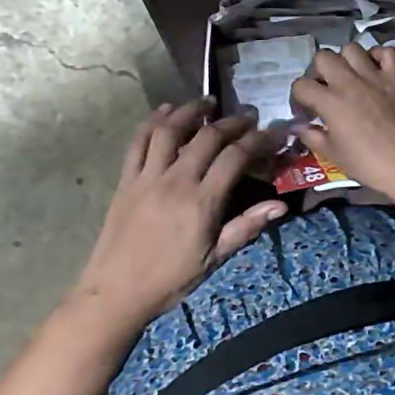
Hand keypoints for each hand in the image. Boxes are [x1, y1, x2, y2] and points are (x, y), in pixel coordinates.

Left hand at [72, 100, 285, 326]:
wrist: (115, 292)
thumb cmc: (169, 280)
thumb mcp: (213, 259)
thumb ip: (245, 227)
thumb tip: (280, 205)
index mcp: (201, 203)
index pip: (235, 158)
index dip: (258, 140)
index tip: (273, 131)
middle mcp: (175, 182)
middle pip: (207, 137)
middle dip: (232, 122)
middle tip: (248, 116)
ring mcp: (147, 177)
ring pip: (169, 130)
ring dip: (190, 110)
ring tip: (208, 102)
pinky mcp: (126, 180)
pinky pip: (138, 142)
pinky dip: (152, 121)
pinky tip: (164, 110)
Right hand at [289, 44, 394, 196]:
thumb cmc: (365, 163)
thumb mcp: (331, 153)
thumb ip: (311, 135)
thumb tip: (299, 126)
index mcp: (330, 102)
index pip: (301, 85)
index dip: (298, 98)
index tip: (306, 111)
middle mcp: (349, 82)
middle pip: (323, 57)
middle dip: (318, 71)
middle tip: (325, 89)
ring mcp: (374, 76)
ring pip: (351, 48)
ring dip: (346, 60)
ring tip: (349, 76)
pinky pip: (386, 52)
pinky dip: (379, 56)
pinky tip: (374, 70)